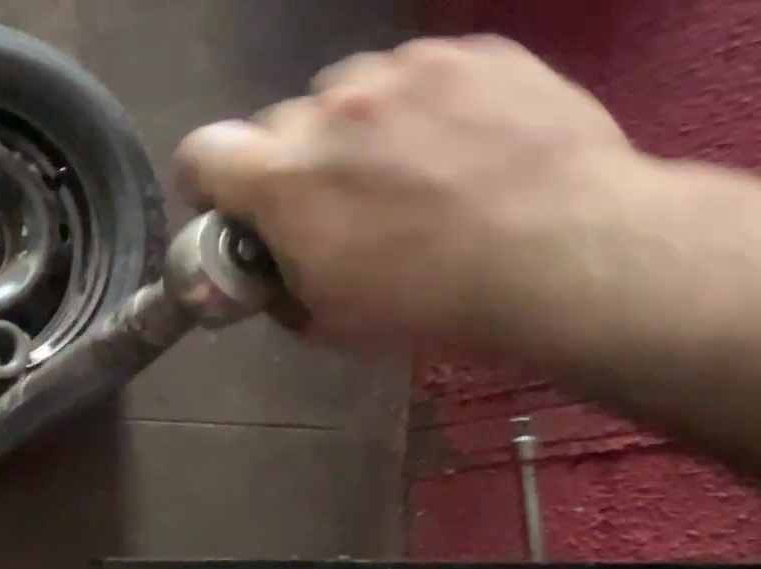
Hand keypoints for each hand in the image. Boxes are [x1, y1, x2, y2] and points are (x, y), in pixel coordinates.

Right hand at [175, 36, 643, 348]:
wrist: (567, 254)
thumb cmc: (425, 302)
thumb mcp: (320, 316)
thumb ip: (272, 276)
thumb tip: (266, 262)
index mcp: (281, 179)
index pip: (200, 152)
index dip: (207, 180)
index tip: (232, 204)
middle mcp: (331, 110)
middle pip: (278, 123)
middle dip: (290, 160)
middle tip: (331, 200)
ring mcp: (406, 71)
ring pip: (345, 89)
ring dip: (352, 125)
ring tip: (400, 164)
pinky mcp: (473, 53)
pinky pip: (416, 72)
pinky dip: (418, 104)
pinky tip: (455, 143)